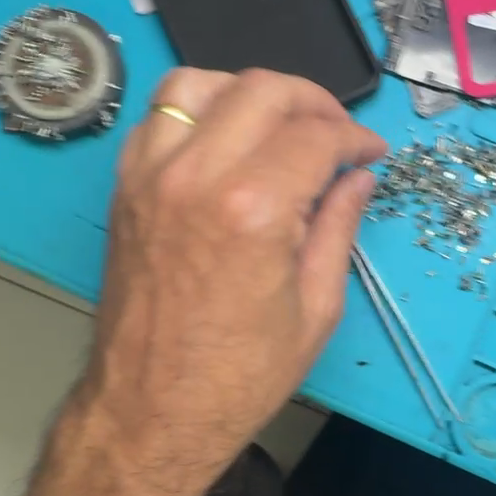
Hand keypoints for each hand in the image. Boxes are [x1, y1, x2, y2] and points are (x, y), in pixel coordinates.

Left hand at [63, 68, 384, 495]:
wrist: (152, 411)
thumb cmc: (242, 376)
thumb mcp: (316, 308)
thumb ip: (338, 228)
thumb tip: (358, 178)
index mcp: (254, 209)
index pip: (316, 136)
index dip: (356, 138)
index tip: (371, 153)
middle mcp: (196, 175)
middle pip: (261, 90)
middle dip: (313, 101)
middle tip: (336, 133)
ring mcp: (150, 176)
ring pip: (198, 83)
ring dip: (248, 94)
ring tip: (278, 126)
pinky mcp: (125, 189)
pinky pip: (159, 117)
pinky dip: (198, 113)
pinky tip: (225, 144)